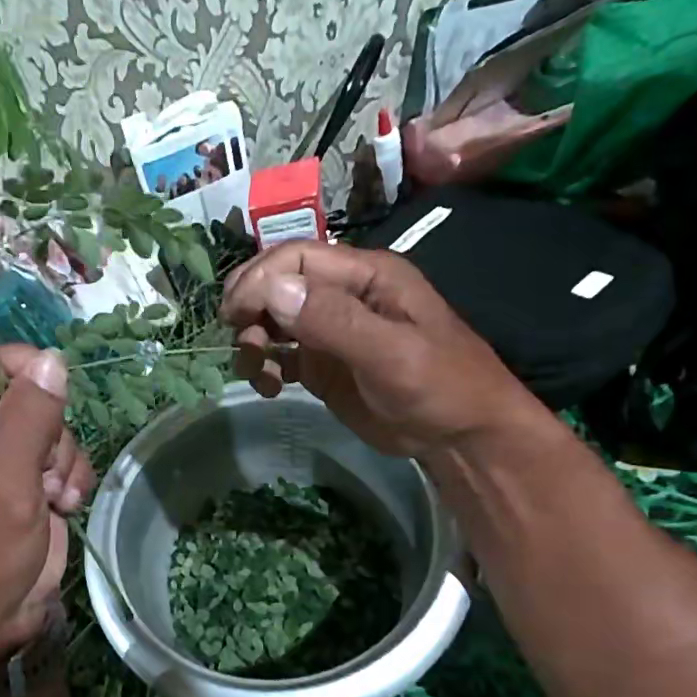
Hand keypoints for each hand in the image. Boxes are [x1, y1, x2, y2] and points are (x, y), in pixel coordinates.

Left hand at [0, 346, 95, 676]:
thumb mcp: (4, 480)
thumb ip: (29, 415)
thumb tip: (51, 358)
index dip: (10, 366)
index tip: (51, 372)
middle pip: (17, 399)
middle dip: (44, 431)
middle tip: (43, 467)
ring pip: (46, 428)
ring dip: (61, 458)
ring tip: (54, 496)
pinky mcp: (27, 487)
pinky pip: (60, 457)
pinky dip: (69, 477)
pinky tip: (65, 504)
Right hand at [219, 241, 526, 457]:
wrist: (461, 438)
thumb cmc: (440, 386)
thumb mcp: (391, 353)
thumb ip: (334, 320)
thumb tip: (273, 289)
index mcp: (366, 275)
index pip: (297, 257)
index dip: (260, 279)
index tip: (235, 315)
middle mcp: (344, 295)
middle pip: (280, 284)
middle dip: (251, 307)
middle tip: (238, 339)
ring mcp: (332, 332)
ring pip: (275, 320)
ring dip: (255, 340)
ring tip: (255, 370)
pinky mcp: (325, 366)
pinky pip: (283, 356)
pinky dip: (267, 367)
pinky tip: (271, 388)